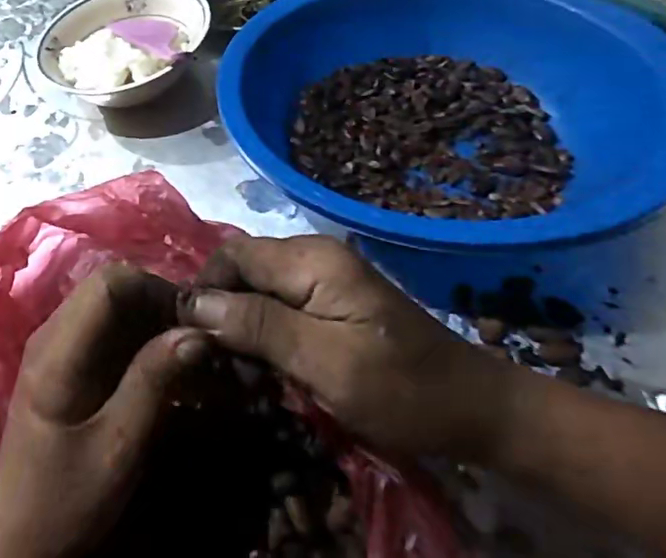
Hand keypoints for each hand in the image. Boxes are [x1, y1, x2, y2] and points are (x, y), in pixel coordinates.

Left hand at [0, 264, 210, 557]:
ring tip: (191, 354)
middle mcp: (52, 333)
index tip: (195, 320)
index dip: (156, 289)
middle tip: (199, 338)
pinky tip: (167, 369)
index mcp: (57, 348)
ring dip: (152, 321)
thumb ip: (152, 384)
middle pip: (111, 287)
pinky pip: (107, 330)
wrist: (14, 543)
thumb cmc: (63, 500)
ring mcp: (56, 346)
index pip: (110, 282)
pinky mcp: (65, 363)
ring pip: (112, 306)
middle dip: (159, 303)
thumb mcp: (116, 448)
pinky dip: (140, 339)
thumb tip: (197, 331)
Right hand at [181, 234, 519, 461]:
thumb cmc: (402, 390)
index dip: (204, 290)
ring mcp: (326, 277)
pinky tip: (266, 367)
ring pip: (259, 288)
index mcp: (311, 259)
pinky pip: (281, 304)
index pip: (232, 255)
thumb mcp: (324, 362)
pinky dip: (265, 332)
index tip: (190, 339)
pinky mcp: (333, 300)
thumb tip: (192, 302)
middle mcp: (314, 255)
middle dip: (221, 310)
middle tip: (213, 363)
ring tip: (237, 371)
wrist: (476, 410)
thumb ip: (258, 326)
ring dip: (242, 325)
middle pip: (243, 268)